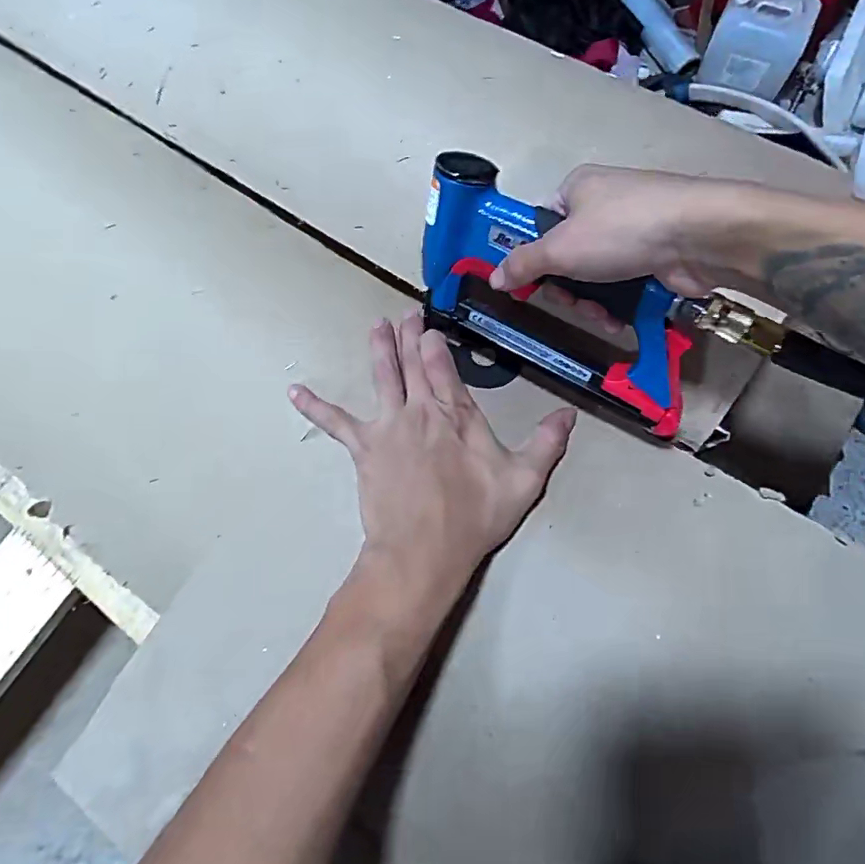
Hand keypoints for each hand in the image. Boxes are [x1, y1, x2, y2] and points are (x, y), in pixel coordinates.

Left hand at [289, 313, 575, 597]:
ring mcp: (388, 426)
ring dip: (379, 349)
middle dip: (409, 334)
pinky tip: (295, 392)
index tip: (429, 322)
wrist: (422, 552)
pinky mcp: (364, 448)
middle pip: (413, 363)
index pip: (444, 366)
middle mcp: (420, 410)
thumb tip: (569, 414)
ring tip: (375, 325)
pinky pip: (336, 422)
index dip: (435, 342)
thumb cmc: (474, 516)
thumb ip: (547, 444)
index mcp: (456, 414)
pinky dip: (315, 406)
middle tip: (406, 311)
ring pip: (382, 377)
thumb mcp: (523, 482)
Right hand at [488, 166, 767, 314]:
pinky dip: (619, 304)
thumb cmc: (620, 231)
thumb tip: (493, 278)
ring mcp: (633, 230)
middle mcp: (604, 204)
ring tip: (601, 316)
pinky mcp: (656, 254)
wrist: (698, 236)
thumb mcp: (560, 249)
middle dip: (568, 288)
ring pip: (596, 275)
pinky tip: (621, 320)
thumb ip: (523, 264)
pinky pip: (624, 283)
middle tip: (572, 303)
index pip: (540, 224)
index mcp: (576, 189)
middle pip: (568, 255)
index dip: (531, 255)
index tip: (529, 284)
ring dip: (593, 303)